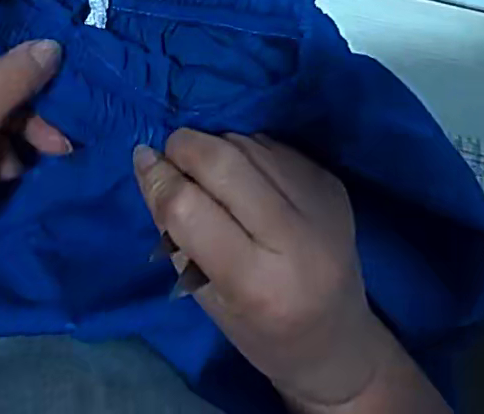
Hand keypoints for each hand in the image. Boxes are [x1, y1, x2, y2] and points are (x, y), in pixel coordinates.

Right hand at [133, 130, 408, 411]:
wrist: (339, 341)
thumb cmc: (256, 327)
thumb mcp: (200, 291)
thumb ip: (170, 224)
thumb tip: (147, 158)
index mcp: (259, 285)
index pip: (188, 207)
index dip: (157, 177)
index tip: (143, 162)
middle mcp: (297, 242)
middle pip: (221, 160)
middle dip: (183, 147)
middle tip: (174, 160)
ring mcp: (321, 208)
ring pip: (243, 142)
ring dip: (214, 148)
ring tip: (216, 179)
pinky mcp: (331, 184)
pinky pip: (268, 143)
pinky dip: (244, 151)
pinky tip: (249, 180)